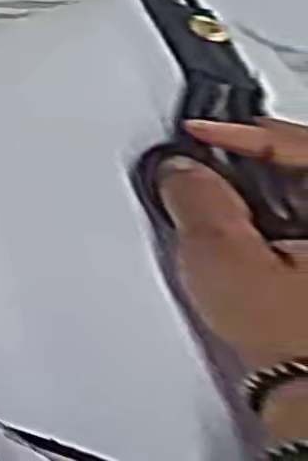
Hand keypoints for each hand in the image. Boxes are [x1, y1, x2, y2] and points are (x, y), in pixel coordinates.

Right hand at [160, 118, 307, 436]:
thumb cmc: (299, 347)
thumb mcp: (221, 254)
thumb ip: (196, 197)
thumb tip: (185, 170)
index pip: (307, 148)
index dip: (248, 132)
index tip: (201, 132)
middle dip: (260, 164)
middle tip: (212, 155)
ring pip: (303, 208)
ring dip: (270, 197)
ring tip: (223, 203)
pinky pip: (301, 239)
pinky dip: (280, 231)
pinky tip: (256, 244)